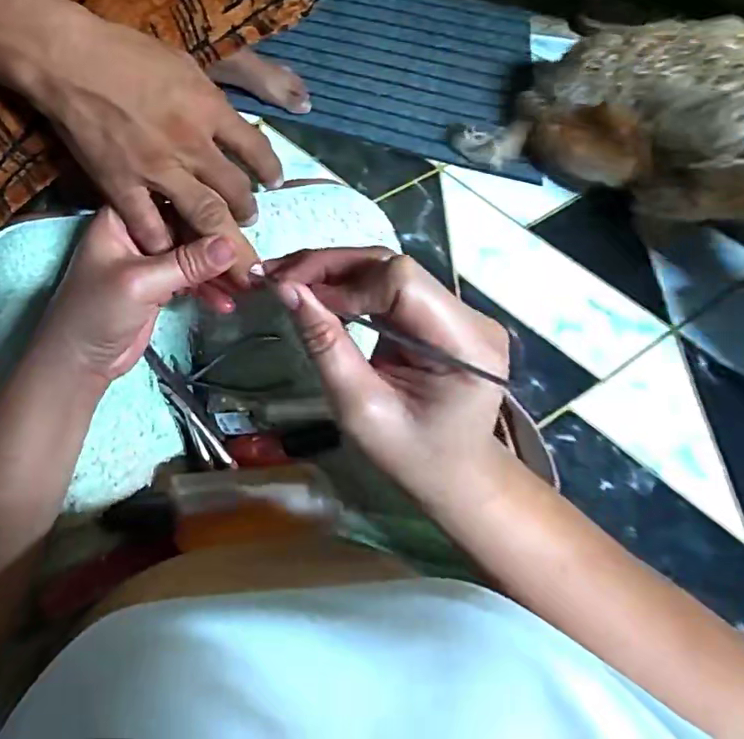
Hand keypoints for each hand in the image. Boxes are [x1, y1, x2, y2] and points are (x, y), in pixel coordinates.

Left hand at [26, 207, 239, 384]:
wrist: (77, 363)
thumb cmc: (95, 312)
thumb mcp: (140, 283)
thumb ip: (186, 263)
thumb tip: (232, 244)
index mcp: (122, 216)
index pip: (172, 199)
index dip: (206, 209)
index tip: (241, 223)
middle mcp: (137, 230)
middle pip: (187, 226)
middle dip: (218, 245)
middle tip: (251, 263)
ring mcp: (148, 258)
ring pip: (193, 253)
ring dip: (219, 270)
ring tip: (246, 287)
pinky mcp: (158, 284)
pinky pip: (191, 277)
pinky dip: (209, 288)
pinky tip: (227, 302)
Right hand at [35, 19, 283, 288]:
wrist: (71, 61)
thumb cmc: (125, 51)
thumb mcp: (182, 61)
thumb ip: (206, 95)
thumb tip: (222, 116)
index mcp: (209, 107)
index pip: (255, 147)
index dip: (269, 168)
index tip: (273, 180)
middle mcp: (191, 144)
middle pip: (234, 190)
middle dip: (248, 211)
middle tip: (251, 219)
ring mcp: (157, 169)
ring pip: (202, 214)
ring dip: (219, 231)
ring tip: (224, 238)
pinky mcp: (121, 185)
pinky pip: (149, 225)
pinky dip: (164, 240)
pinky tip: (171, 247)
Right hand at [265, 248, 512, 498]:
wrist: (453, 477)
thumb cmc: (409, 454)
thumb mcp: (358, 406)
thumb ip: (325, 344)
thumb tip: (286, 289)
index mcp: (466, 343)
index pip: (402, 281)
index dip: (345, 283)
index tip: (298, 297)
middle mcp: (469, 316)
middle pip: (390, 266)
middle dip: (328, 267)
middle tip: (274, 275)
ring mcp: (455, 311)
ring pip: (383, 268)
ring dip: (330, 271)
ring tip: (283, 278)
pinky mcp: (435, 313)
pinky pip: (384, 284)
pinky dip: (343, 284)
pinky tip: (311, 288)